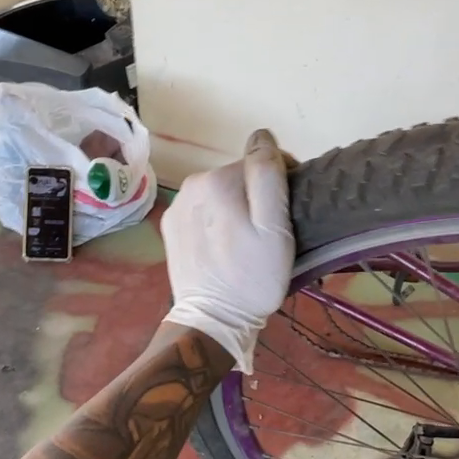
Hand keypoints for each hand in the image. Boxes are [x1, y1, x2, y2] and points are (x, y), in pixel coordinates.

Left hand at [161, 129, 295, 372]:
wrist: (213, 320)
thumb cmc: (252, 277)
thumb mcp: (275, 227)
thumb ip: (269, 176)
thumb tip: (262, 138)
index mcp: (218, 179)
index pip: (259, 161)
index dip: (281, 181)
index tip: (289, 211)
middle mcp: (191, 184)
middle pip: (237, 177)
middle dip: (254, 196)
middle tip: (267, 233)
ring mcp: (176, 207)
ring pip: (218, 194)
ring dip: (234, 209)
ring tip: (244, 242)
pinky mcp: (170, 228)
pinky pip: (201, 212)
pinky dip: (215, 223)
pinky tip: (222, 248)